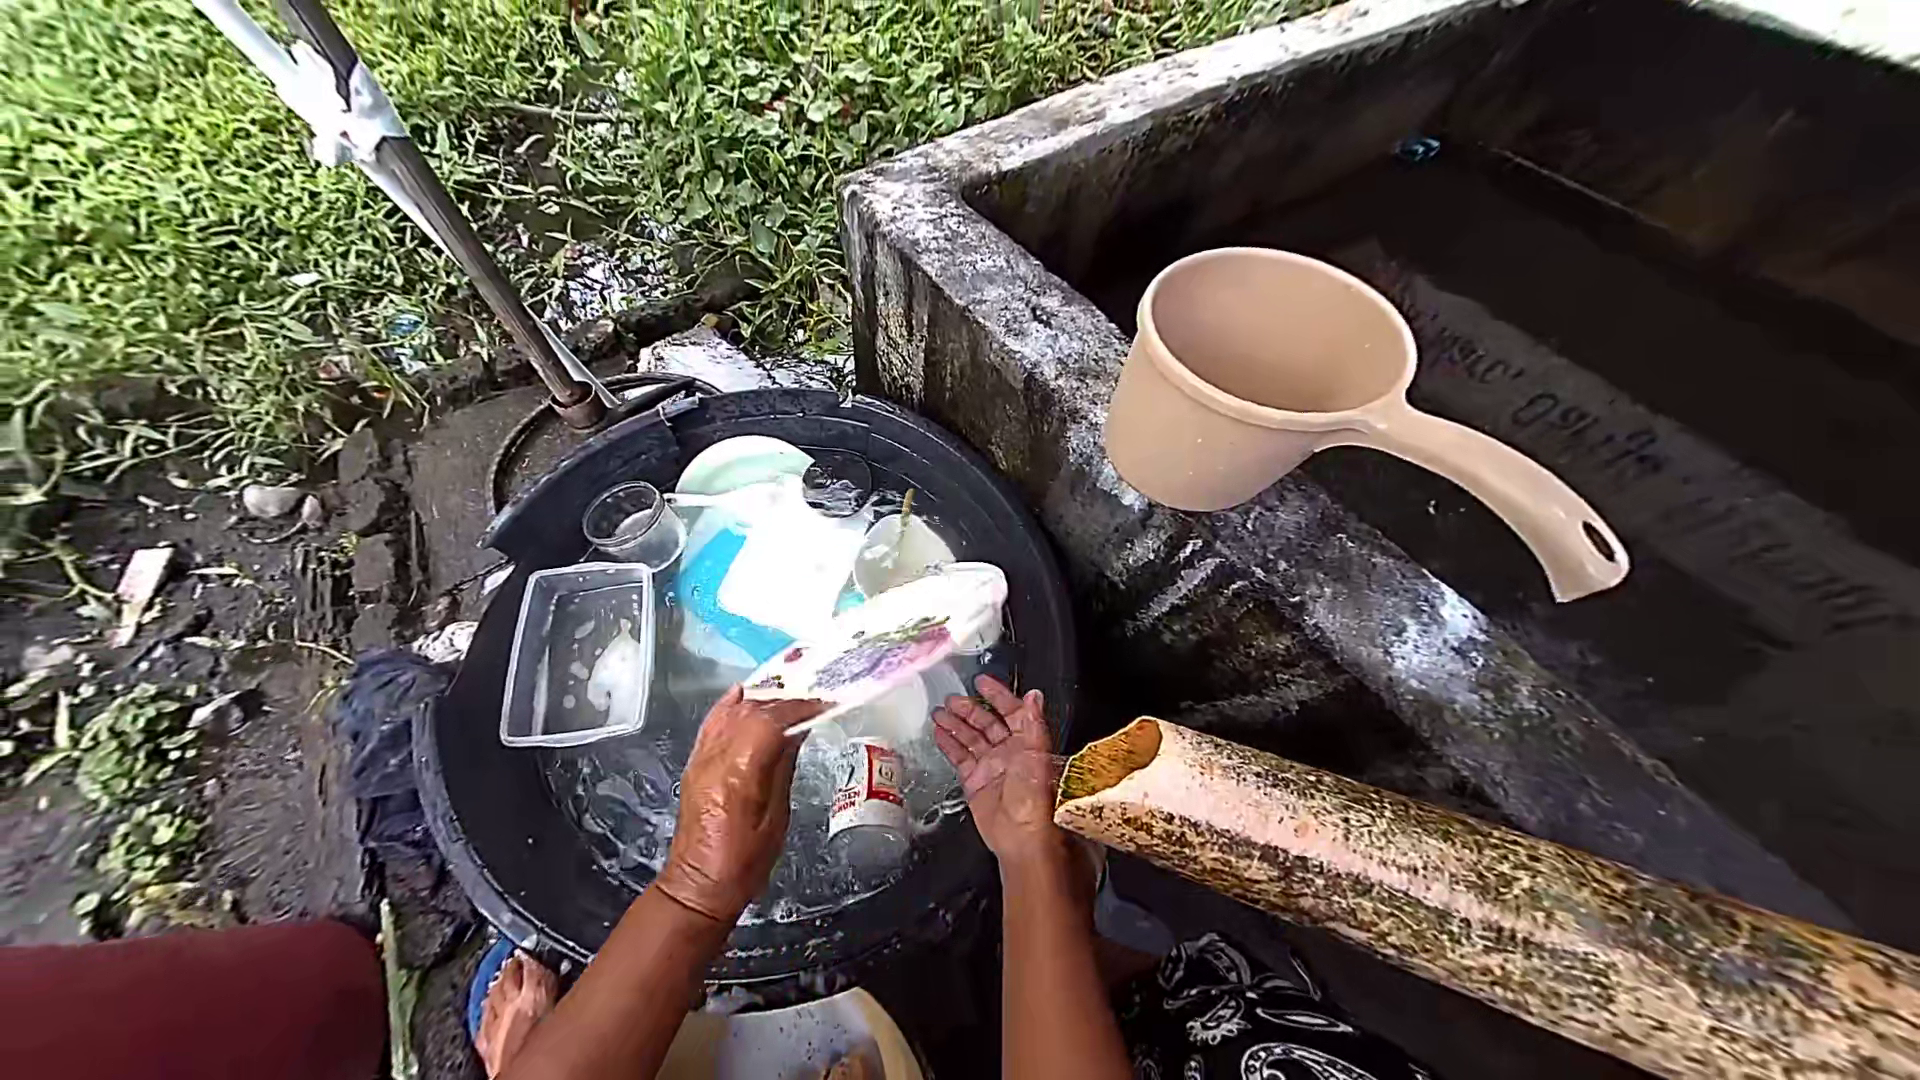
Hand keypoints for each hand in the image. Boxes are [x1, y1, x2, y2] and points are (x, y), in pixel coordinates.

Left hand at [654, 686, 824, 922]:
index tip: (824, 704)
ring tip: (789, 701)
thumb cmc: (745, 861)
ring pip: (733, 711)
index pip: (771, 722)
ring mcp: (701, 758)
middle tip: (813, 702)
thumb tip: (799, 730)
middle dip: (786, 701)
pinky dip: (730, 704)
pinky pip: (712, 721)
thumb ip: (785, 766)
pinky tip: (746, 694)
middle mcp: (716, 758)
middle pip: (752, 711)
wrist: (697, 886)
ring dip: (763, 700)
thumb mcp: (778, 816)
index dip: (800, 708)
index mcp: (740, 774)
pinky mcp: (695, 762)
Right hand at [932, 675, 1064, 866]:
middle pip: (986, 722)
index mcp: (1027, 741)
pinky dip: (949, 743)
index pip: (1011, 710)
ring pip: (970, 737)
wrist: (1023, 836)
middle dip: (969, 708)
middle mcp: (1010, 752)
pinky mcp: (976, 782)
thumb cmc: (1036, 798)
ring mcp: (991, 766)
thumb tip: (1035, 695)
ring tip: (939, 711)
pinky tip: (939, 732)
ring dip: (955, 723)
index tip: (982, 681)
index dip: (997, 695)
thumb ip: (1033, 722)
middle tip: (952, 698)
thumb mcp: (1037, 753)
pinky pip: (960, 757)